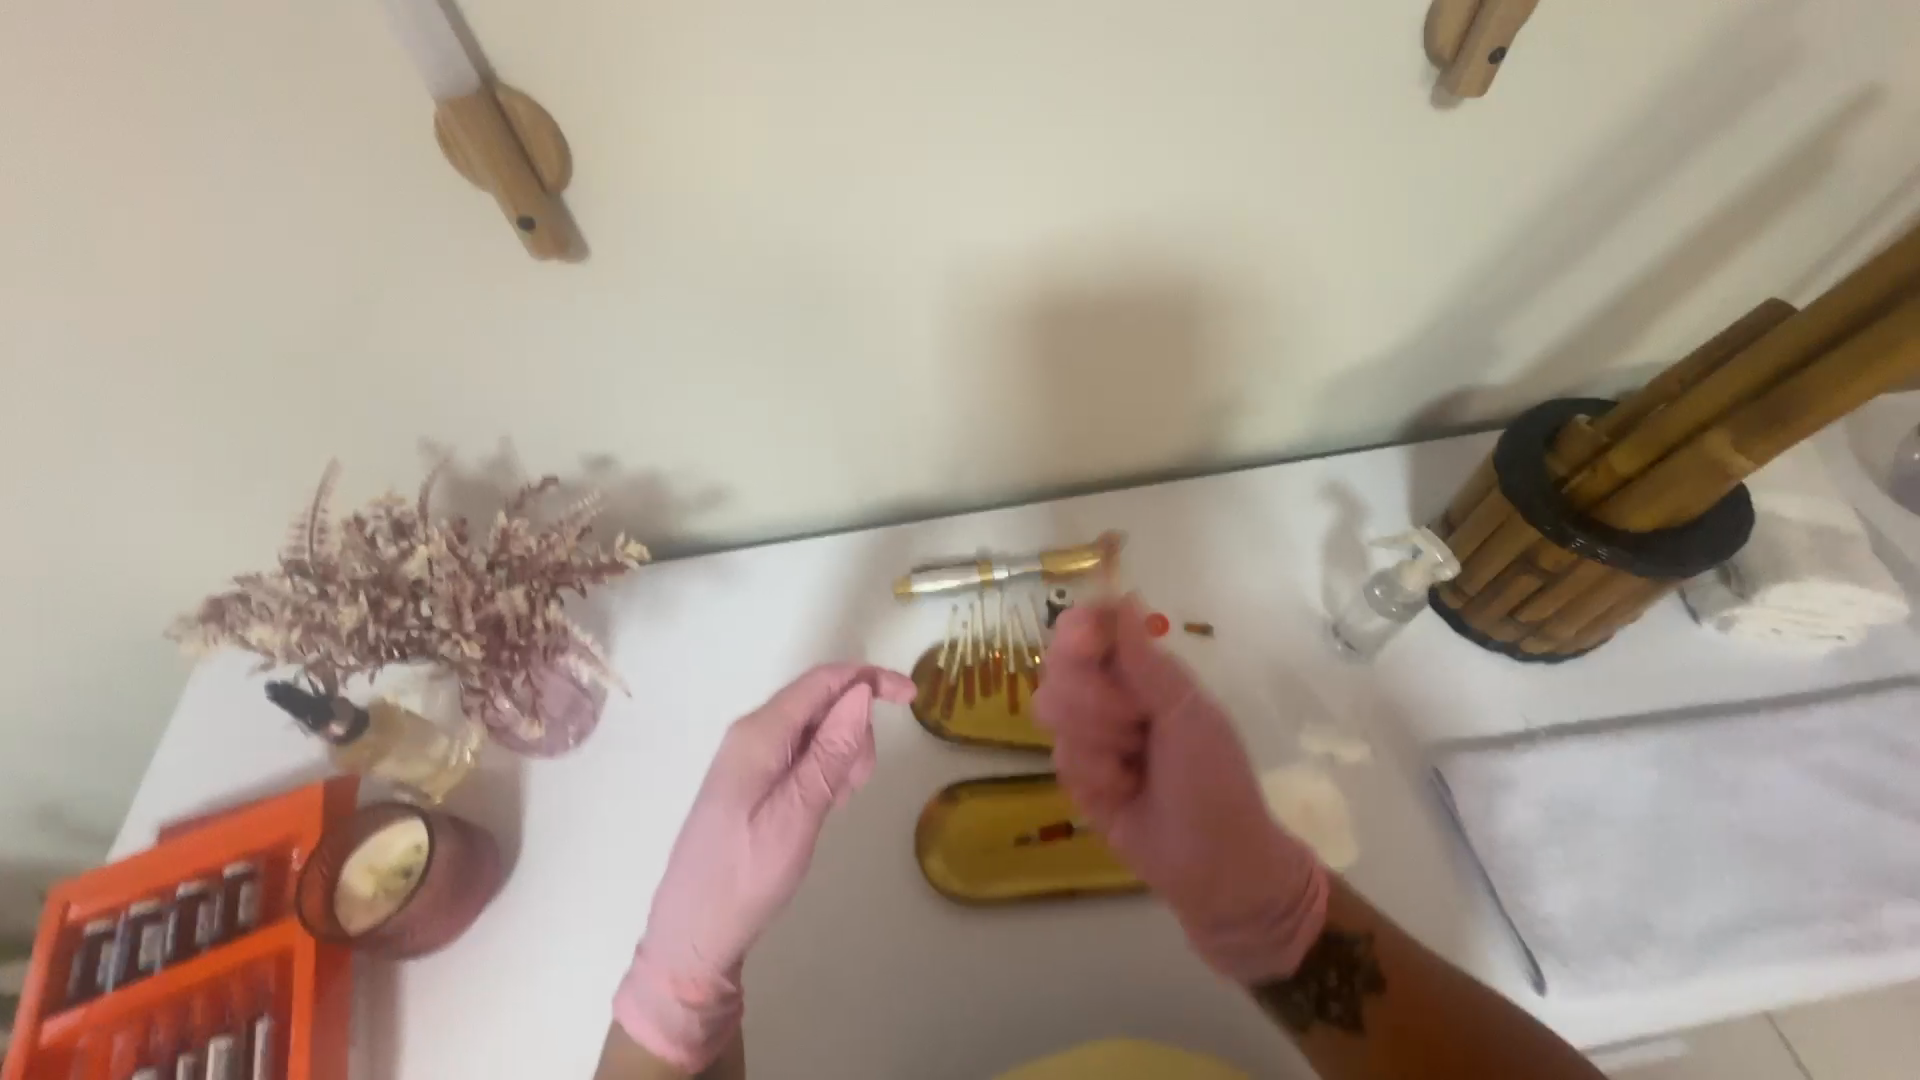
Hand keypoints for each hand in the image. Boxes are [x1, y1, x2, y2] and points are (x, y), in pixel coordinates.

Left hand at [614, 663, 915, 1072]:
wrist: (692, 934)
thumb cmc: (745, 877)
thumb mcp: (797, 816)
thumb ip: (830, 753)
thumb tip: (860, 693)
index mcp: (760, 734)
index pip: (823, 682)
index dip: (871, 679)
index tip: (913, 699)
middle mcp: (753, 733)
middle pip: (823, 701)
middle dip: (856, 730)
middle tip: (857, 786)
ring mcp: (751, 755)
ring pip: (817, 727)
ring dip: (844, 753)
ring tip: (838, 803)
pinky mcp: (753, 777)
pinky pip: (803, 752)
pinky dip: (826, 768)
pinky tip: (825, 804)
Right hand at [1033, 600, 1326, 983]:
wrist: (1214, 866)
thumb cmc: (1215, 780)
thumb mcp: (1188, 714)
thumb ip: (1145, 661)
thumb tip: (1123, 596)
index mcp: (1142, 670)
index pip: (1090, 626)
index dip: (1078, 630)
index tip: (1085, 648)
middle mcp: (1110, 694)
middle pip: (1058, 665)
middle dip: (1093, 701)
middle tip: (1136, 726)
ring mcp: (1091, 735)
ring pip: (1049, 710)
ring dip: (1096, 742)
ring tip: (1133, 767)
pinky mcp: (1077, 775)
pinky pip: (1058, 757)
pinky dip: (1094, 776)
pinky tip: (1123, 794)